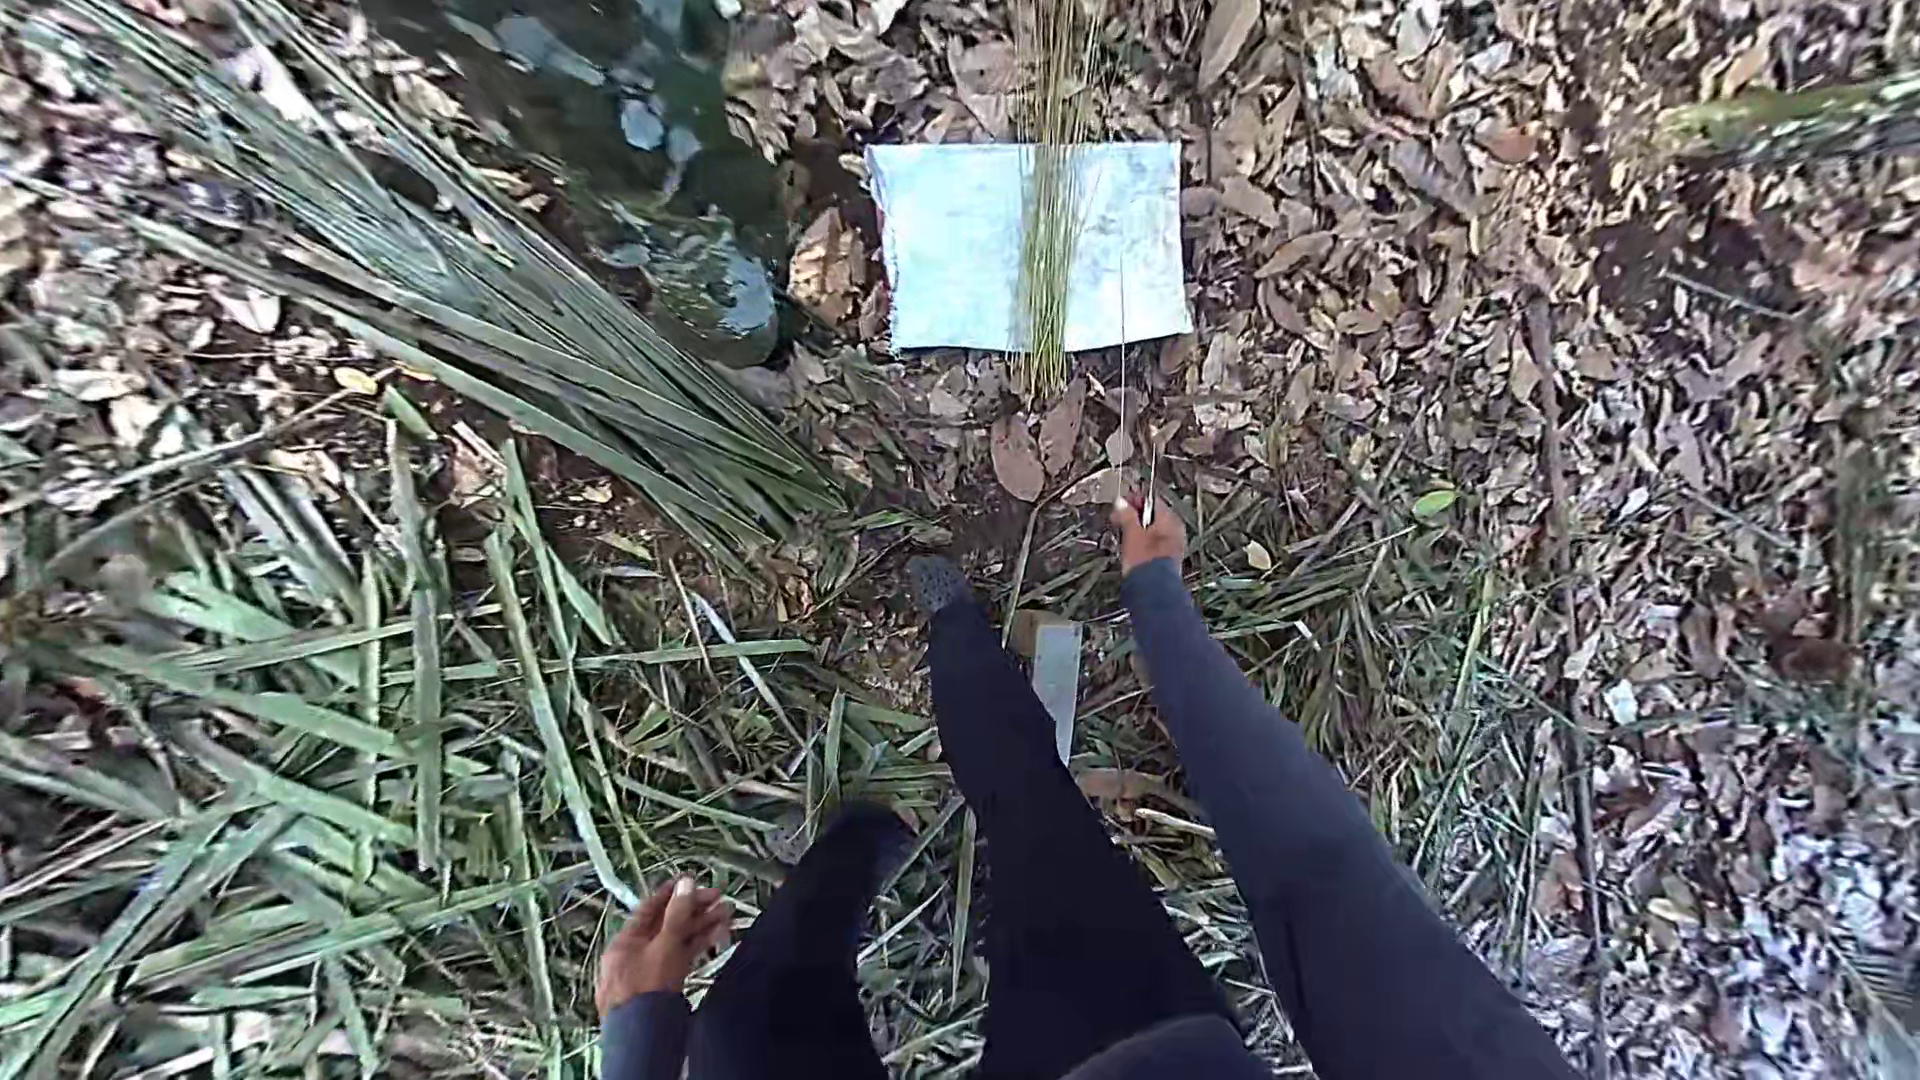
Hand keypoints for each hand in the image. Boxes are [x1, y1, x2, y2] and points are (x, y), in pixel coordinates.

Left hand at [595, 876, 733, 1017]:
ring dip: (703, 924)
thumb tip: (686, 882)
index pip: (649, 908)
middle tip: (719, 896)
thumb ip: (678, 913)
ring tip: (728, 912)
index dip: (671, 892)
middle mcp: (636, 953)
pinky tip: (720, 933)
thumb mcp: (665, 945)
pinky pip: (682, 955)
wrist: (646, 1040)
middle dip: (695, 909)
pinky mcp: (665, 982)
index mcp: (625, 942)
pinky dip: (700, 943)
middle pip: (667, 923)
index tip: (692, 879)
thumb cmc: (648, 987)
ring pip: (678, 939)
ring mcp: (651, 968)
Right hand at [1110, 493, 1184, 577]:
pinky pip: (1154, 543)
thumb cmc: (1145, 560)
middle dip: (1135, 515)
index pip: (1152, 501)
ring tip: (1123, 533)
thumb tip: (1121, 503)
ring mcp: (1173, 545)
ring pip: (1153, 530)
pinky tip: (1132, 547)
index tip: (1120, 503)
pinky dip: (1142, 541)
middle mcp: (1175, 530)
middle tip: (1118, 517)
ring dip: (1137, 529)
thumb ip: (1126, 515)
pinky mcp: (1166, 559)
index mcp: (1170, 520)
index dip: (1134, 500)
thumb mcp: (1131, 532)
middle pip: (1153, 516)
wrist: (1152, 588)